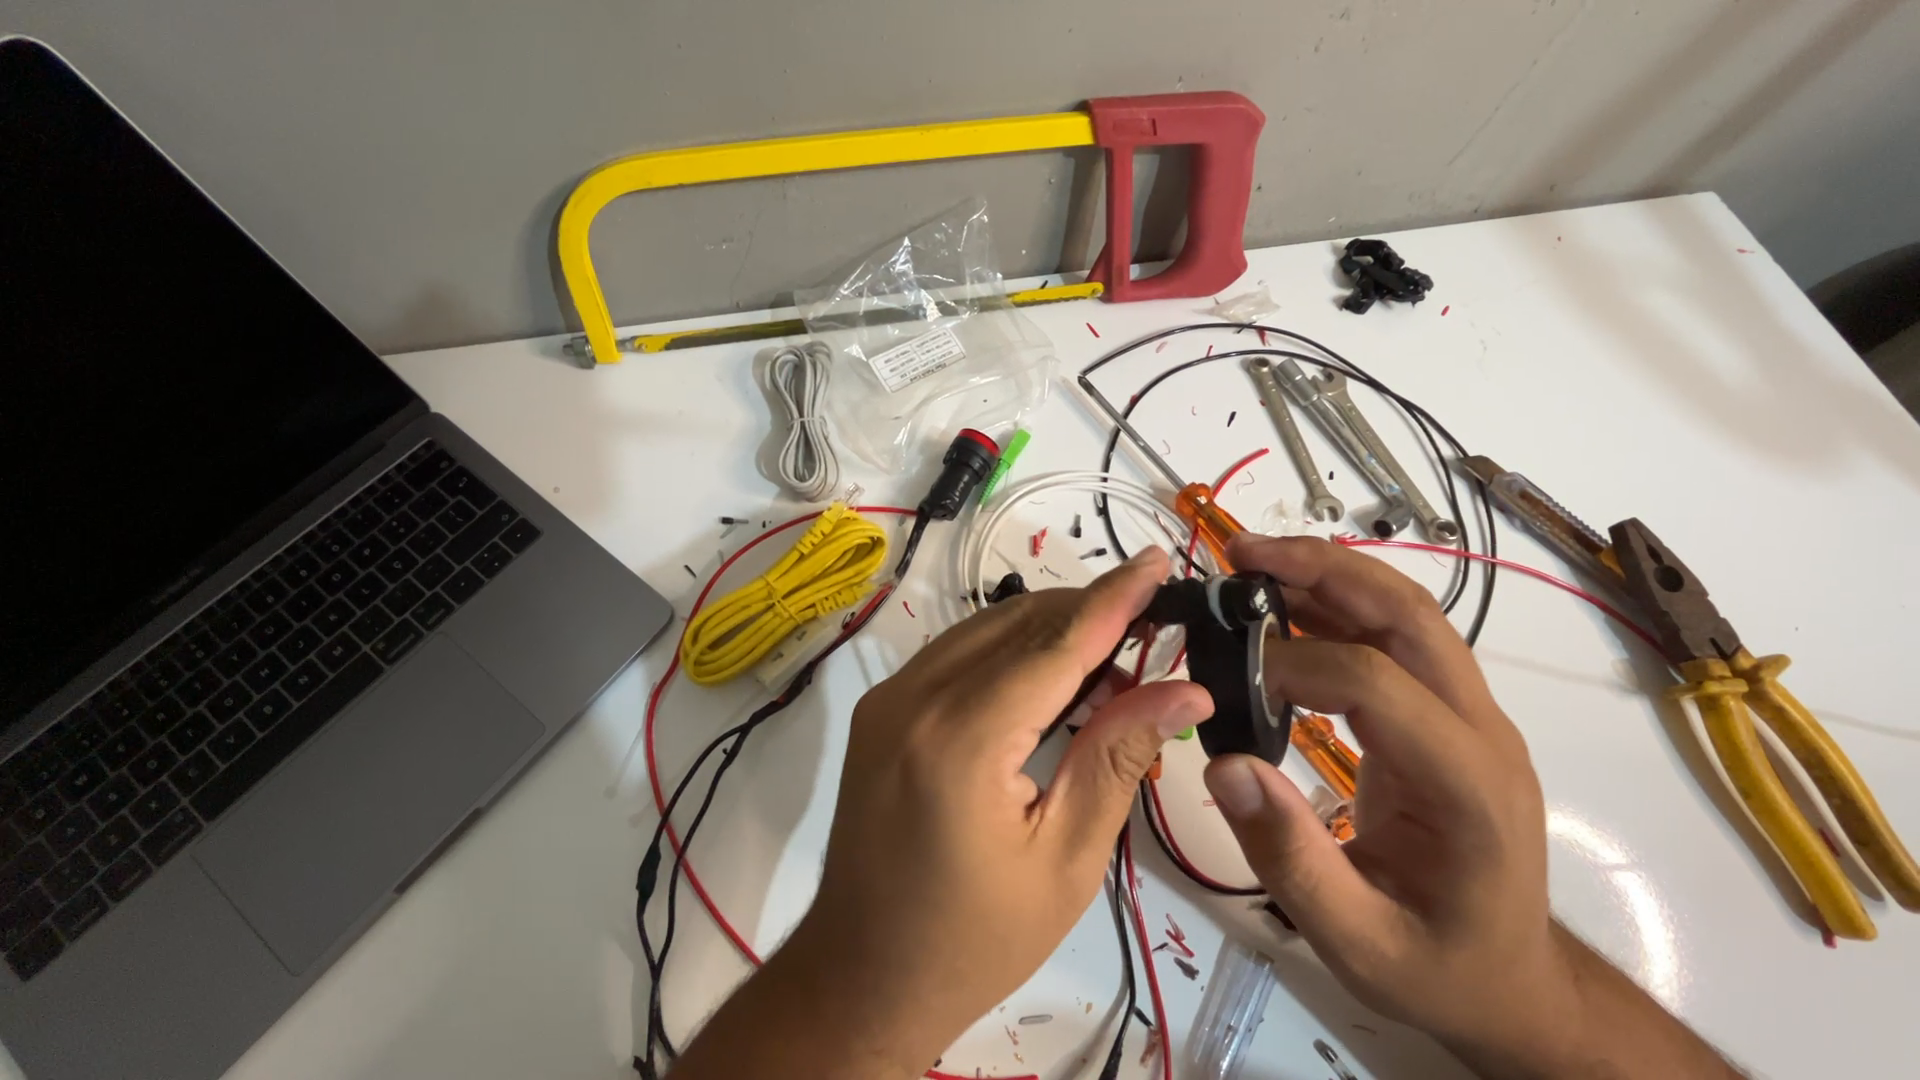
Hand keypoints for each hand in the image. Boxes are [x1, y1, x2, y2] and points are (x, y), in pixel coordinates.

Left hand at [783, 547, 1209, 1074]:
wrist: (865, 974)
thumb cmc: (976, 938)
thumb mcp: (1065, 858)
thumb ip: (1117, 757)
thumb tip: (1184, 688)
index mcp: (961, 740)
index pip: (1055, 645)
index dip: (1114, 600)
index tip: (1158, 560)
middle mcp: (913, 698)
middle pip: (1017, 624)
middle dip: (1087, 611)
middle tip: (1153, 624)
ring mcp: (887, 699)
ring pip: (984, 630)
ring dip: (1048, 628)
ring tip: (1113, 649)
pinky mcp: (879, 710)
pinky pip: (955, 654)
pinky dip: (1008, 649)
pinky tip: (1049, 673)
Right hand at [1204, 534, 1564, 1057]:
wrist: (1513, 983)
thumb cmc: (1436, 967)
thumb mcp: (1356, 941)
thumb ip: (1289, 858)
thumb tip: (1223, 762)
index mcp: (1467, 784)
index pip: (1377, 683)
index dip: (1293, 664)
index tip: (1224, 676)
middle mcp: (1481, 730)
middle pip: (1409, 615)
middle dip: (1322, 569)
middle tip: (1238, 553)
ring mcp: (1472, 717)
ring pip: (1407, 613)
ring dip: (1329, 574)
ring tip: (1250, 562)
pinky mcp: (1449, 717)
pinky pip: (1397, 641)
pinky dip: (1337, 608)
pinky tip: (1283, 608)